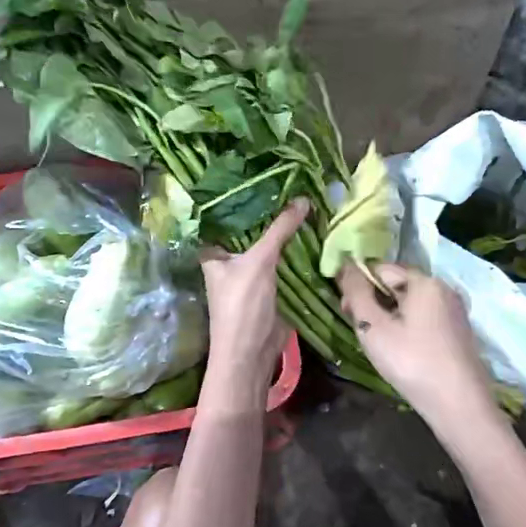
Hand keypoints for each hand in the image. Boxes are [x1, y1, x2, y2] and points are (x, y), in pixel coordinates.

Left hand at [198, 200, 307, 403]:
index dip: (242, 195)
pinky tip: (312, 230)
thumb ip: (280, 230)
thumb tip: (303, 199)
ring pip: (269, 245)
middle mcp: (228, 258)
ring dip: (285, 231)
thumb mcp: (260, 262)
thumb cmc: (242, 305)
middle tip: (294, 182)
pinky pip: (282, 262)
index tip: (264, 172)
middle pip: (251, 229)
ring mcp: (250, 272)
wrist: (251, 354)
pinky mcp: (269, 286)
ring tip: (307, 199)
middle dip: (271, 212)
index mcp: (213, 250)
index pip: (225, 214)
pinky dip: (295, 250)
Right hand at [338, 263, 498, 424]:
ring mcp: (455, 311)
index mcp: (424, 281)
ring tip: (378, 342)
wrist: (459, 405)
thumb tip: (346, 265)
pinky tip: (401, 350)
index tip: (346, 311)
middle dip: (373, 300)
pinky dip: (407, 326)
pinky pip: (425, 318)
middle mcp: (444, 289)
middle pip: (397, 284)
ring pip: (410, 303)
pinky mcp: (459, 332)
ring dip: (389, 315)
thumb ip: (356, 293)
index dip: (358, 285)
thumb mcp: (373, 327)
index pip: (381, 269)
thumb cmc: (411, 362)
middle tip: (359, 329)